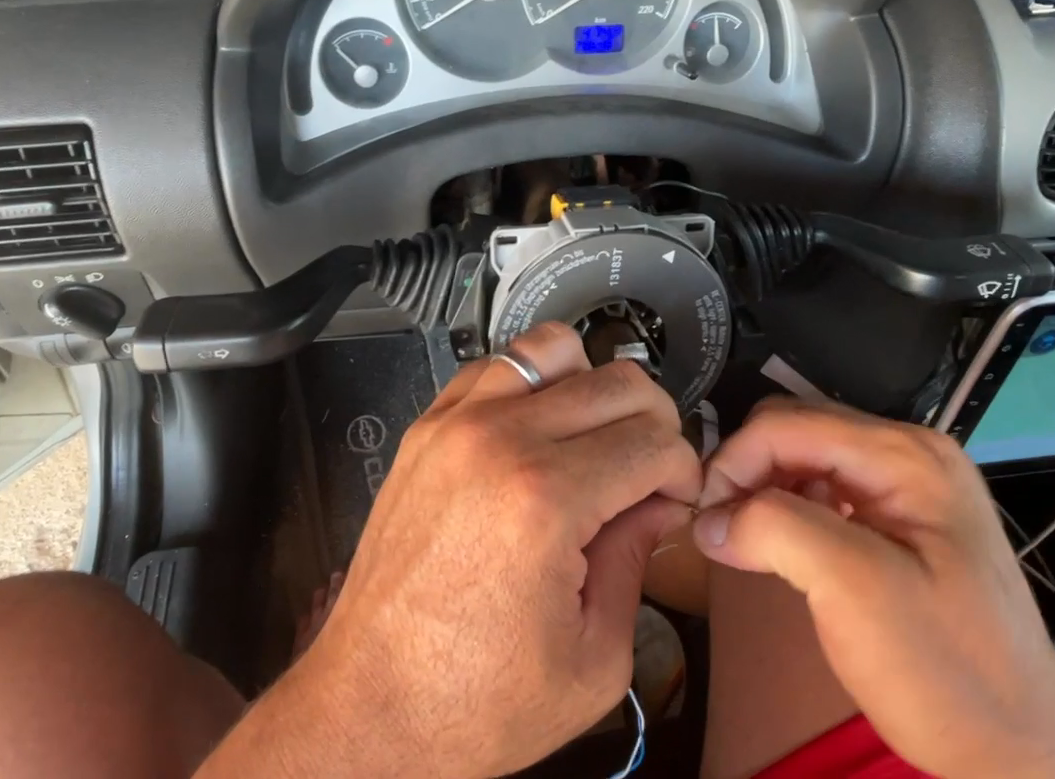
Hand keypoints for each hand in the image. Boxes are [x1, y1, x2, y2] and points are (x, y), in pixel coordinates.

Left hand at [202, 323, 700, 778]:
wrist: (370, 706)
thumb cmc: (476, 702)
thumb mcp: (594, 659)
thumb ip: (639, 560)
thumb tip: (659, 501)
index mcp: (546, 498)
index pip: (655, 440)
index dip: (684, 471)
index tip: (676, 501)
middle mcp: (499, 440)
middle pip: (618, 382)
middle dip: (656, 424)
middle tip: (652, 473)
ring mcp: (455, 424)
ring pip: (555, 348)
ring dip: (593, 386)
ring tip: (596, 440)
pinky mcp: (427, 428)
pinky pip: (496, 366)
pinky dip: (534, 383)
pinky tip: (541, 431)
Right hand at [691, 401, 1054, 778]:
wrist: (1022, 752)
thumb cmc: (942, 668)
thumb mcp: (852, 587)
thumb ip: (774, 528)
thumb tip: (708, 519)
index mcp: (906, 454)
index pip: (786, 423)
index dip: (733, 462)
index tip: (703, 522)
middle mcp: (910, 453)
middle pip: (795, 431)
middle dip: (747, 473)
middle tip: (720, 532)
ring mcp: (911, 487)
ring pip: (806, 459)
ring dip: (765, 493)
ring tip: (745, 544)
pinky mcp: (906, 521)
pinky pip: (829, 490)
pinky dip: (792, 510)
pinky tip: (785, 551)